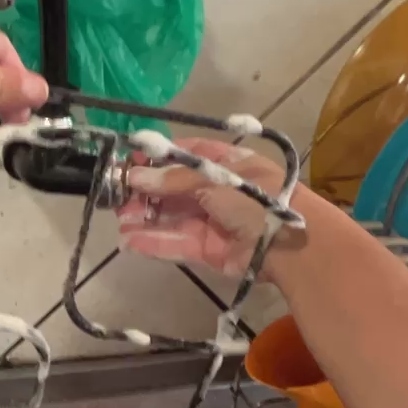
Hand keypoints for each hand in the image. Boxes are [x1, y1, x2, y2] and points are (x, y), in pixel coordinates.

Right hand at [118, 138, 297, 276]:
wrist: (289, 246)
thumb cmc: (256, 200)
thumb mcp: (215, 179)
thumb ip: (174, 180)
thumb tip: (134, 176)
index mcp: (226, 164)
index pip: (186, 156)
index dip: (159, 158)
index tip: (130, 161)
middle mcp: (217, 191)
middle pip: (174, 189)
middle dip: (145, 192)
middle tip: (117, 196)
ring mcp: (211, 222)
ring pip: (171, 218)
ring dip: (145, 218)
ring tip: (120, 220)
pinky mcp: (207, 250)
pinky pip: (175, 243)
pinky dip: (153, 242)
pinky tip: (129, 241)